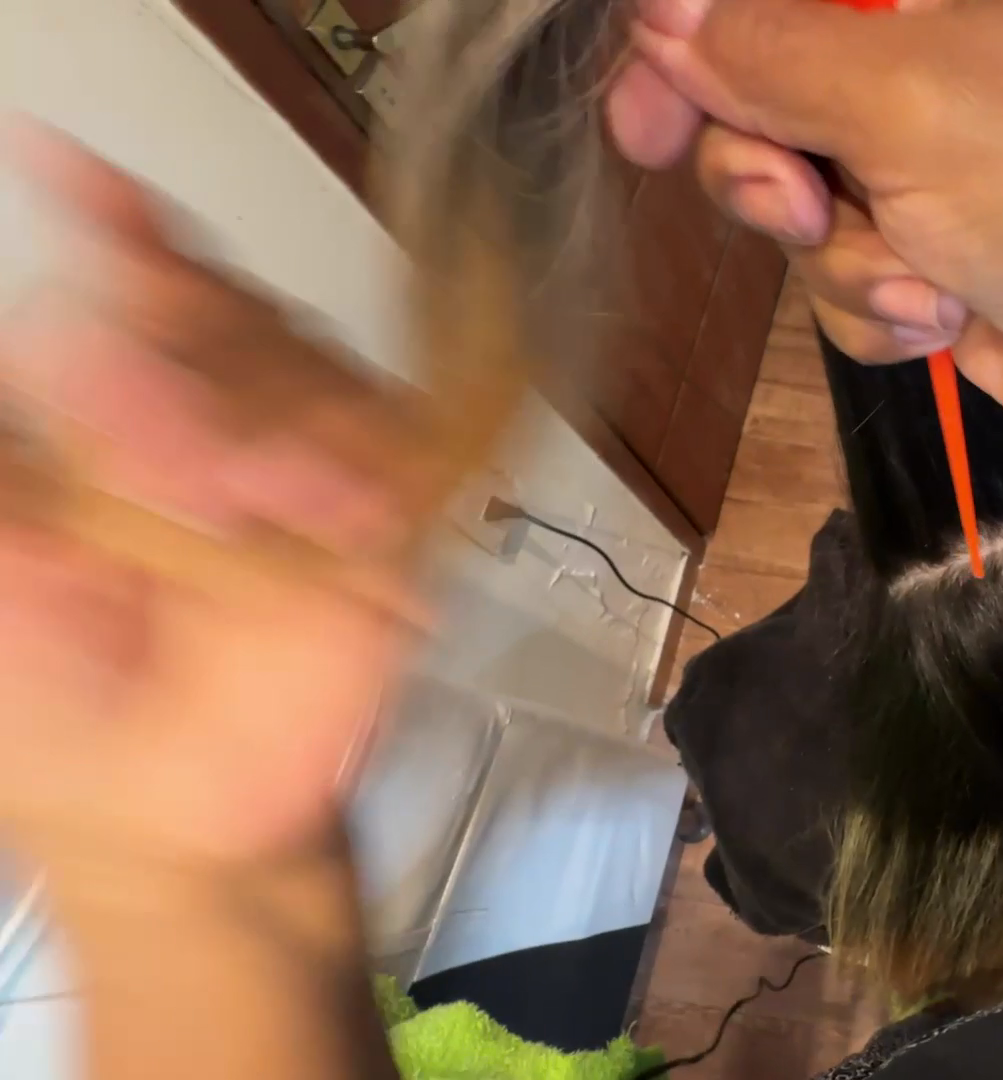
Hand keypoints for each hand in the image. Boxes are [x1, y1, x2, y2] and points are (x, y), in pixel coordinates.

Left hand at [0, 132, 423, 905]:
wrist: (195, 812)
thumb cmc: (61, 721)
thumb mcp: (3, 590)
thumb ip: (45, 473)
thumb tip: (83, 348)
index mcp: (107, 438)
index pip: (126, 319)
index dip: (125, 249)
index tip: (85, 175)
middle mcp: (222, 440)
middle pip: (248, 333)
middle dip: (212, 348)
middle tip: (166, 442)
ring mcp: (320, 484)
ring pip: (336, 387)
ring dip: (298, 418)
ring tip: (254, 500)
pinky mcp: (392, 535)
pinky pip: (410, 471)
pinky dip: (384, 472)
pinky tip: (339, 508)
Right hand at [607, 0, 1002, 437]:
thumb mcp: (918, 102)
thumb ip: (777, 56)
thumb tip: (659, 17)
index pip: (774, 1)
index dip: (690, 46)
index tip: (645, 114)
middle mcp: (915, 78)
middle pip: (763, 111)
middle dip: (769, 175)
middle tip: (799, 205)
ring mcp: (916, 183)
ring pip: (800, 218)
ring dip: (852, 263)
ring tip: (928, 283)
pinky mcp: (923, 271)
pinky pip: (847, 291)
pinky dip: (885, 314)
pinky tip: (947, 319)